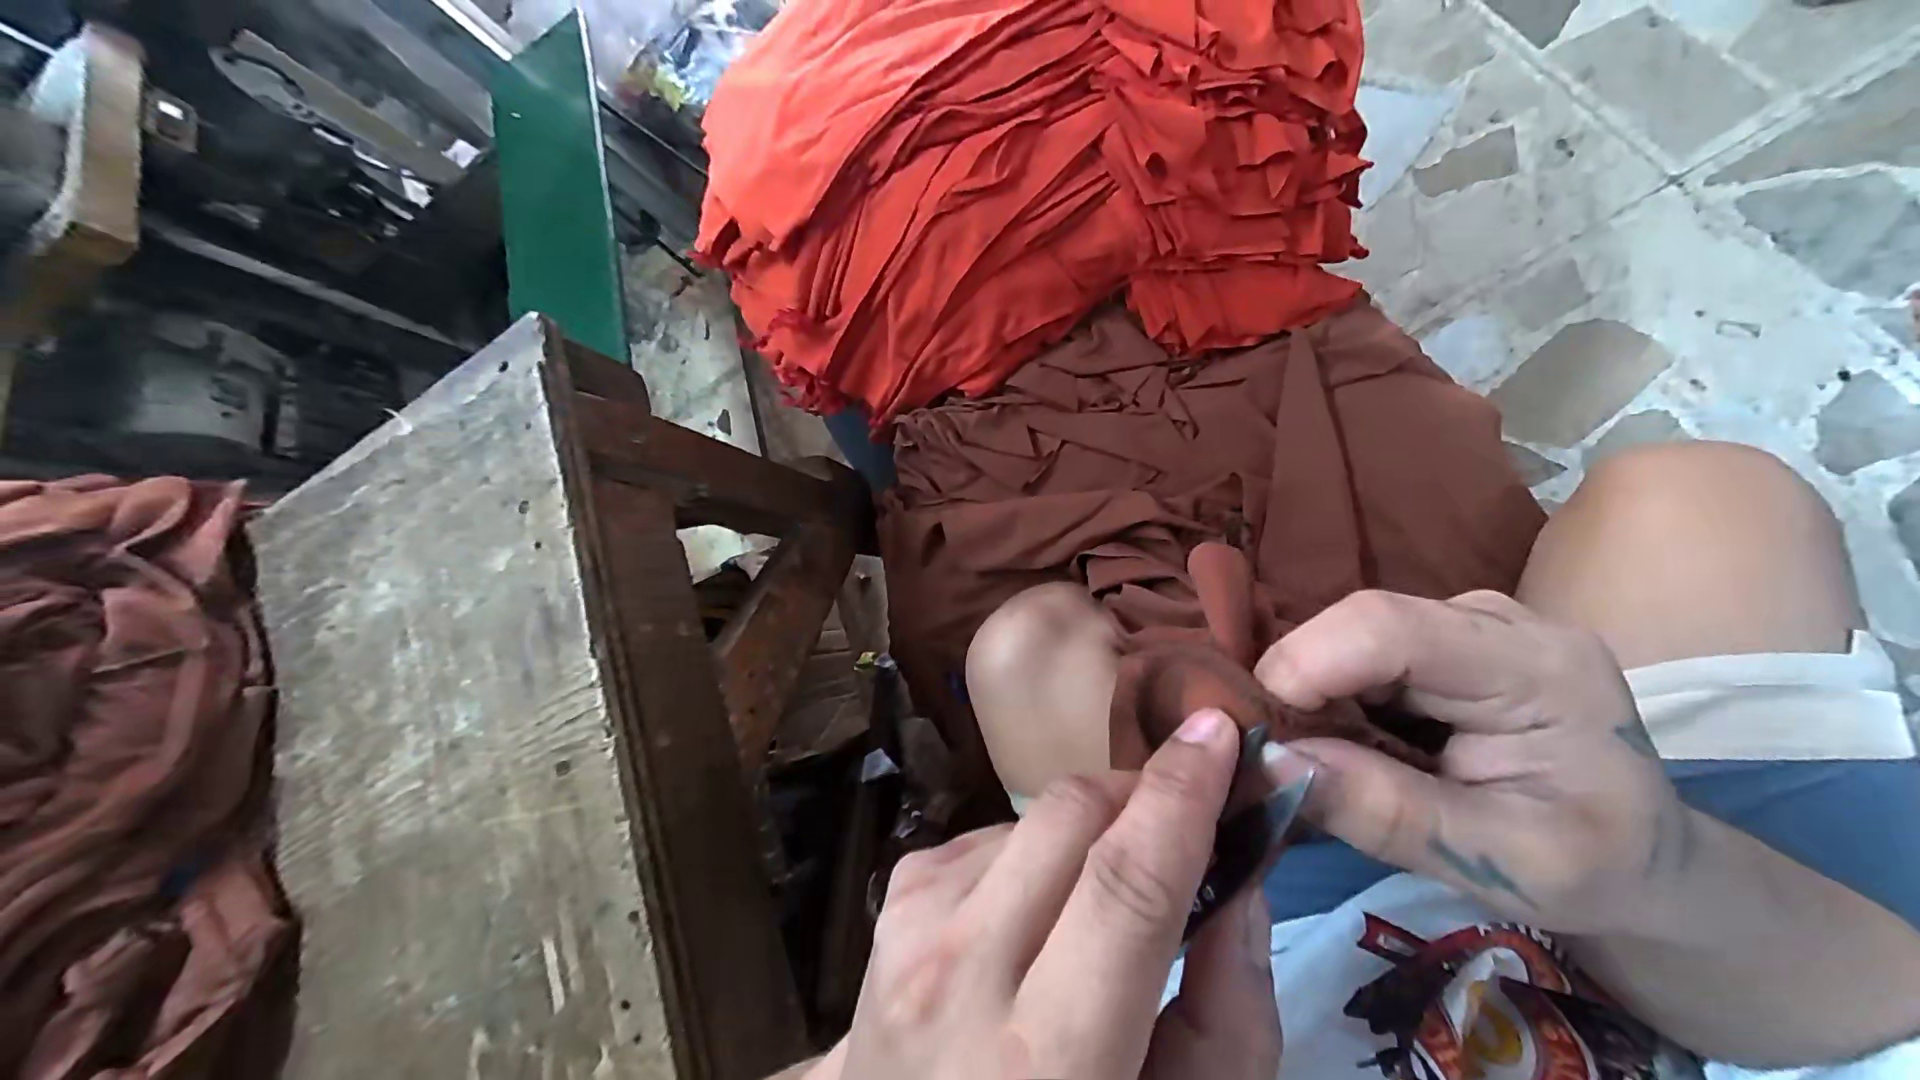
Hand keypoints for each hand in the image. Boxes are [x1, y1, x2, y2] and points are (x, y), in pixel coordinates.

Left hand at [808, 708, 1281, 1079]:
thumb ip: (1228, 1008)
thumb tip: (1239, 870)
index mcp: (1045, 1054)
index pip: (1125, 884)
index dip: (1179, 796)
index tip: (1217, 730)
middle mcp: (962, 970)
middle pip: (1069, 818)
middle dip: (1136, 793)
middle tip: (1176, 819)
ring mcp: (914, 923)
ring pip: (1029, 818)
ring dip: (1083, 833)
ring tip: (1094, 897)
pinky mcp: (894, 895)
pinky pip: (988, 835)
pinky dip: (1032, 852)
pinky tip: (1033, 908)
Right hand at [1254, 590, 1689, 935]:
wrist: (1645, 856)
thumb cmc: (1593, 867)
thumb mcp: (1502, 864)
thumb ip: (1388, 814)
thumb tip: (1271, 762)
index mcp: (1533, 665)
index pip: (1385, 628)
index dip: (1304, 665)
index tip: (1264, 734)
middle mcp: (1491, 620)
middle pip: (1353, 627)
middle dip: (1300, 690)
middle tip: (1284, 759)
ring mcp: (1460, 620)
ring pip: (1342, 636)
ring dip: (1311, 696)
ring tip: (1320, 758)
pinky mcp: (1435, 636)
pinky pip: (1352, 651)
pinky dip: (1328, 696)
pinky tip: (1344, 740)